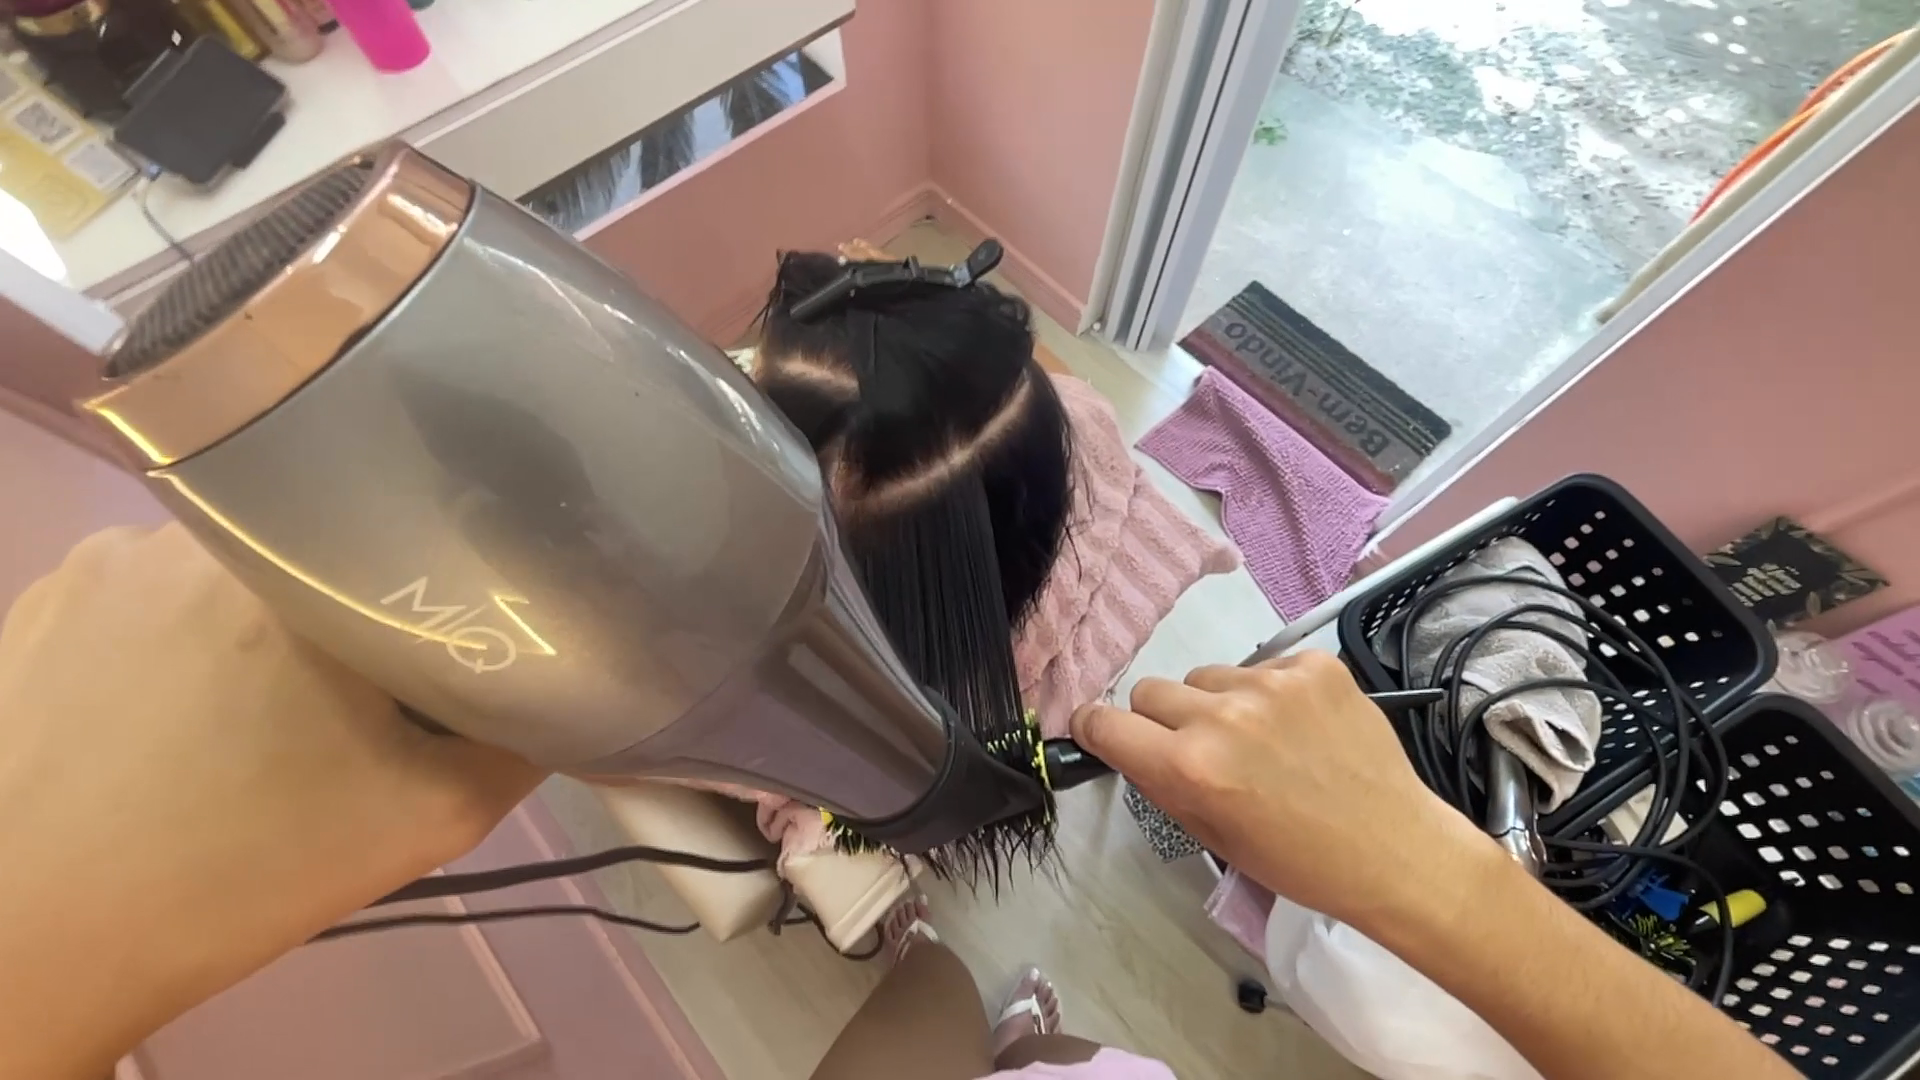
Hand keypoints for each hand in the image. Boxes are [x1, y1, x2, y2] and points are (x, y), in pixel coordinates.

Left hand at [0, 524, 545, 1077]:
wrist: (12, 959)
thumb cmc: (242, 873)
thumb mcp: (441, 812)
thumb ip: (529, 740)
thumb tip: (566, 692)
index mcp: (297, 576)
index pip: (429, 544)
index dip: (468, 589)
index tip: (477, 644)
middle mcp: (195, 539)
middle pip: (347, 552)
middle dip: (382, 609)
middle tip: (389, 691)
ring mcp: (106, 560)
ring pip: (266, 564)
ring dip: (294, 616)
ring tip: (289, 704)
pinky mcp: (46, 596)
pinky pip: (179, 584)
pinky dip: (212, 626)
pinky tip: (204, 701)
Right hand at [1070, 650, 1500, 926]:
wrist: (1397, 850)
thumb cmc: (1297, 860)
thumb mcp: (1210, 835)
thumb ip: (1159, 781)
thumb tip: (1128, 742)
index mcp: (1191, 767)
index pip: (1104, 723)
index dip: (1094, 728)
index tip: (1101, 731)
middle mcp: (1222, 715)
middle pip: (1149, 690)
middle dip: (1163, 720)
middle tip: (1201, 749)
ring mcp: (1270, 682)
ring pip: (1204, 676)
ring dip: (1216, 704)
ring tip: (1260, 738)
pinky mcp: (1312, 664)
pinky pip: (1259, 666)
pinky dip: (1268, 692)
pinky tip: (1299, 724)